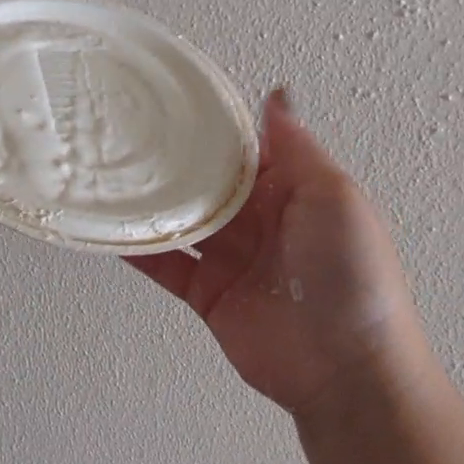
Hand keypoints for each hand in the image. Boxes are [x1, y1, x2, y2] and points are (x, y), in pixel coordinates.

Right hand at [127, 91, 427, 412]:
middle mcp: (257, 219)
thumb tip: (276, 94)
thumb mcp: (335, 195)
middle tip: (129, 130)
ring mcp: (231, 258)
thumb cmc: (352, 276)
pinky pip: (166, 264)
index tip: (173, 98)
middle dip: (173, 159)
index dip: (212, 125)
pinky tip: (111, 230)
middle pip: (205, 181)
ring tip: (110, 172)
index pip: (243, 148)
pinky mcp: (208, 294)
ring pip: (181, 219)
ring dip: (150, 201)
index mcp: (290, 190)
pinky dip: (138, 248)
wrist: (346, 370)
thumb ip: (296, 146)